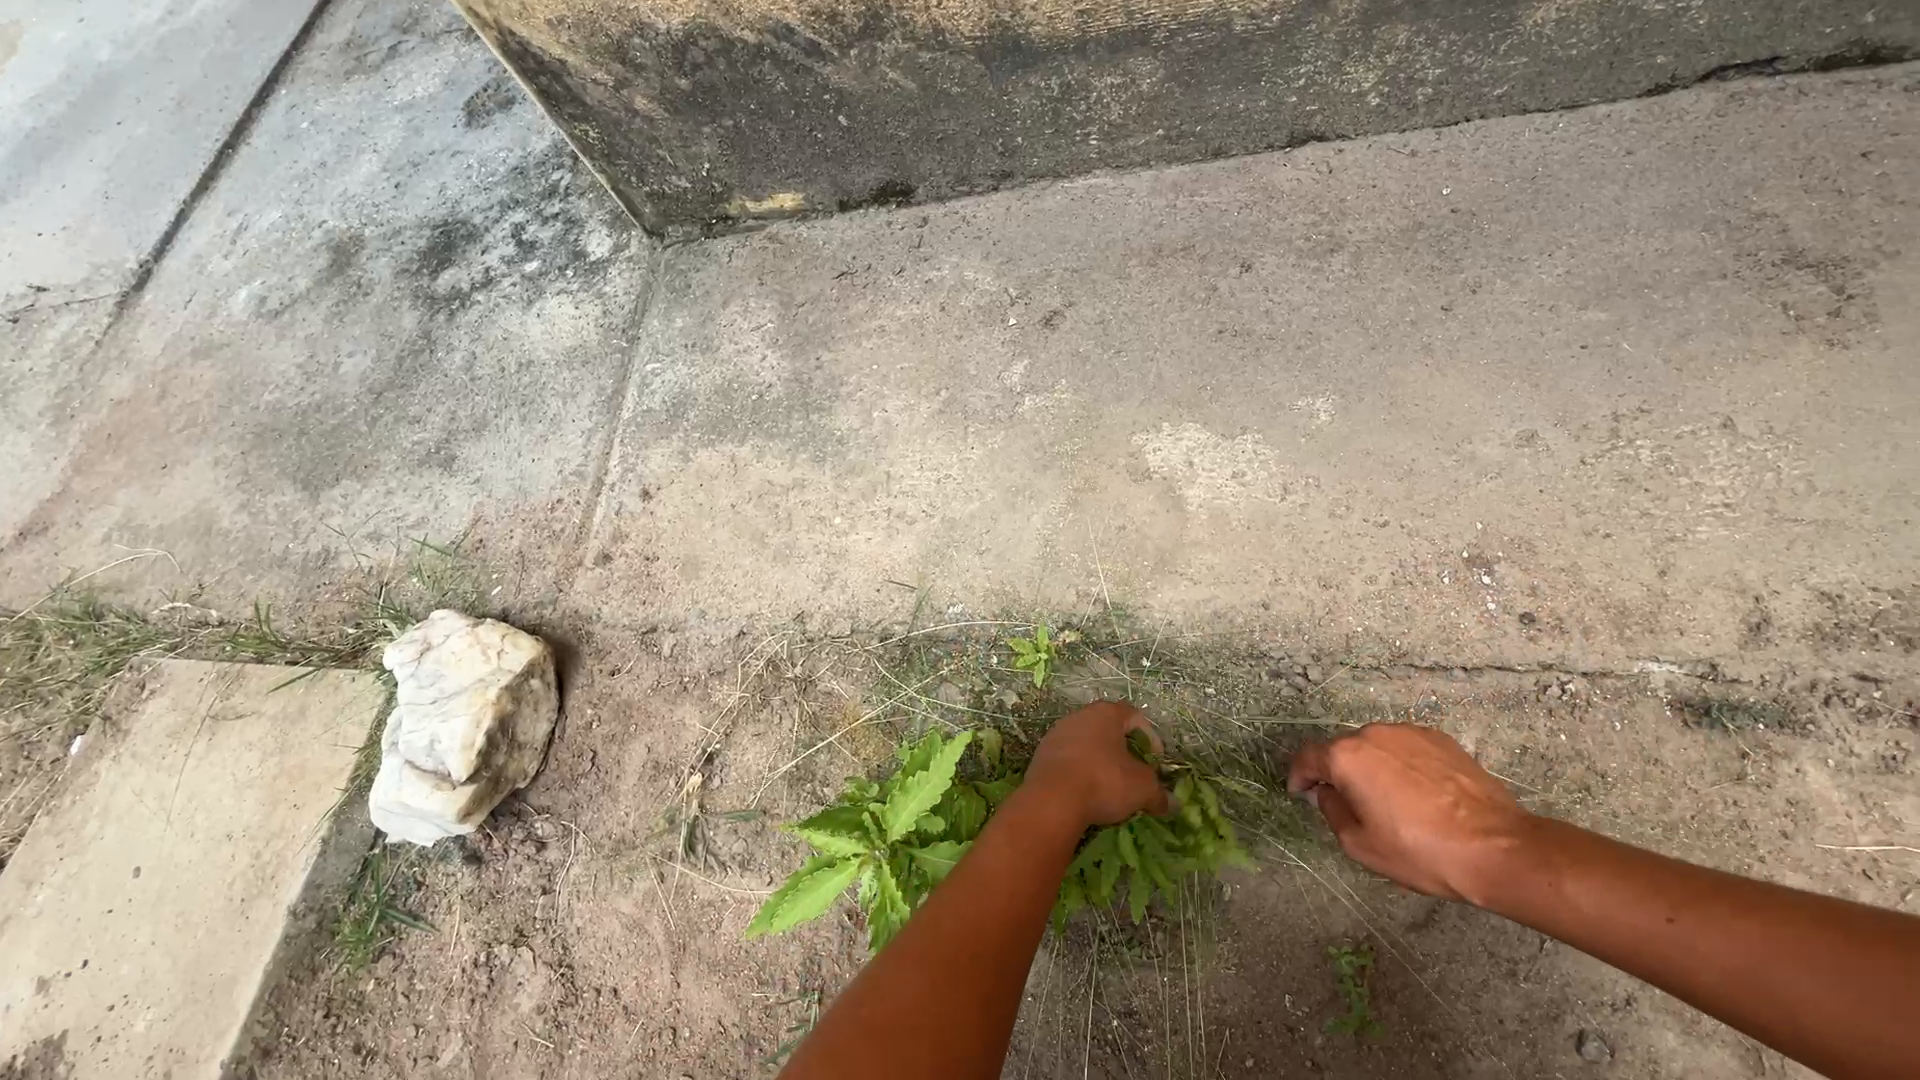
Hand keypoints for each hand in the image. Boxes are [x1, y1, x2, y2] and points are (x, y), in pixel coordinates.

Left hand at [1026, 701, 1170, 827]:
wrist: (1052, 800)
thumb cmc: (1104, 781)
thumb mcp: (1142, 788)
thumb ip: (1159, 793)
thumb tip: (1173, 804)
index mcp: (1105, 713)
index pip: (1133, 715)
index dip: (1149, 736)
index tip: (1155, 760)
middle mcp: (1079, 716)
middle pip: (1107, 727)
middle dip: (1123, 749)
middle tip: (1134, 771)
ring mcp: (1056, 734)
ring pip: (1086, 743)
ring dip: (1100, 760)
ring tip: (1110, 785)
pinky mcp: (1041, 755)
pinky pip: (1068, 758)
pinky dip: (1080, 770)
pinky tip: (1086, 791)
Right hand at [1287, 723, 1533, 903]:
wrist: (1497, 848)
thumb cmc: (1420, 851)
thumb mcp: (1359, 844)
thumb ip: (1331, 810)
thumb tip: (1328, 792)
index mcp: (1347, 756)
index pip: (1308, 757)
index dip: (1299, 776)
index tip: (1300, 793)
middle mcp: (1374, 734)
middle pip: (1343, 749)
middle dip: (1337, 772)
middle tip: (1346, 803)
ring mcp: (1410, 733)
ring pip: (1376, 747)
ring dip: (1371, 767)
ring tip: (1386, 800)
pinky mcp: (1442, 740)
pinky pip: (1406, 749)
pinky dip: (1400, 765)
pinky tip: (1416, 795)